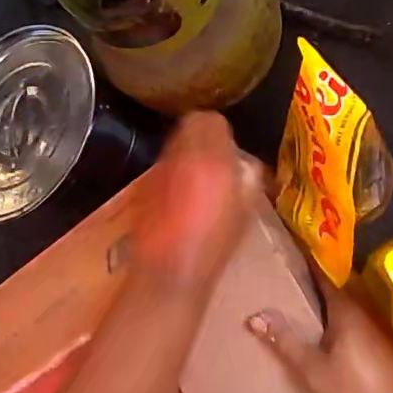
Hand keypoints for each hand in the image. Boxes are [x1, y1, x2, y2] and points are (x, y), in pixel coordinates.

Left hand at [128, 112, 257, 288]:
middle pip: (189, 123)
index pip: (211, 119)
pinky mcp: (143, 185)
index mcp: (211, 156)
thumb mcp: (247, 207)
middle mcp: (181, 155)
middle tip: (214, 153)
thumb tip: (244, 162)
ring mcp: (159, 169)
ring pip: (174, 142)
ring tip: (199, 172)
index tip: (228, 143)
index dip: (220, 128)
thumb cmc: (216, 241)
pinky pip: (162, 164)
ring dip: (187, 149)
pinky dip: (173, 169)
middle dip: (202, 133)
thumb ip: (249, 174)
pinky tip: (181, 192)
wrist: (170, 272)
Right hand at [249, 276, 392, 392]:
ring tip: (299, 304)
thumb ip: (286, 342)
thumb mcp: (314, 371)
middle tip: (286, 280)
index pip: (322, 276)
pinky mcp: (381, 346)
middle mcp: (362, 310)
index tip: (287, 253)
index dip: (305, 264)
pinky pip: (353, 322)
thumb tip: (255, 314)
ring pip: (344, 307)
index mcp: (345, 308)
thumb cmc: (357, 392)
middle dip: (313, 285)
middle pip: (334, 290)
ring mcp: (375, 327)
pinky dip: (337, 321)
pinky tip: (324, 334)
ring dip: (325, 305)